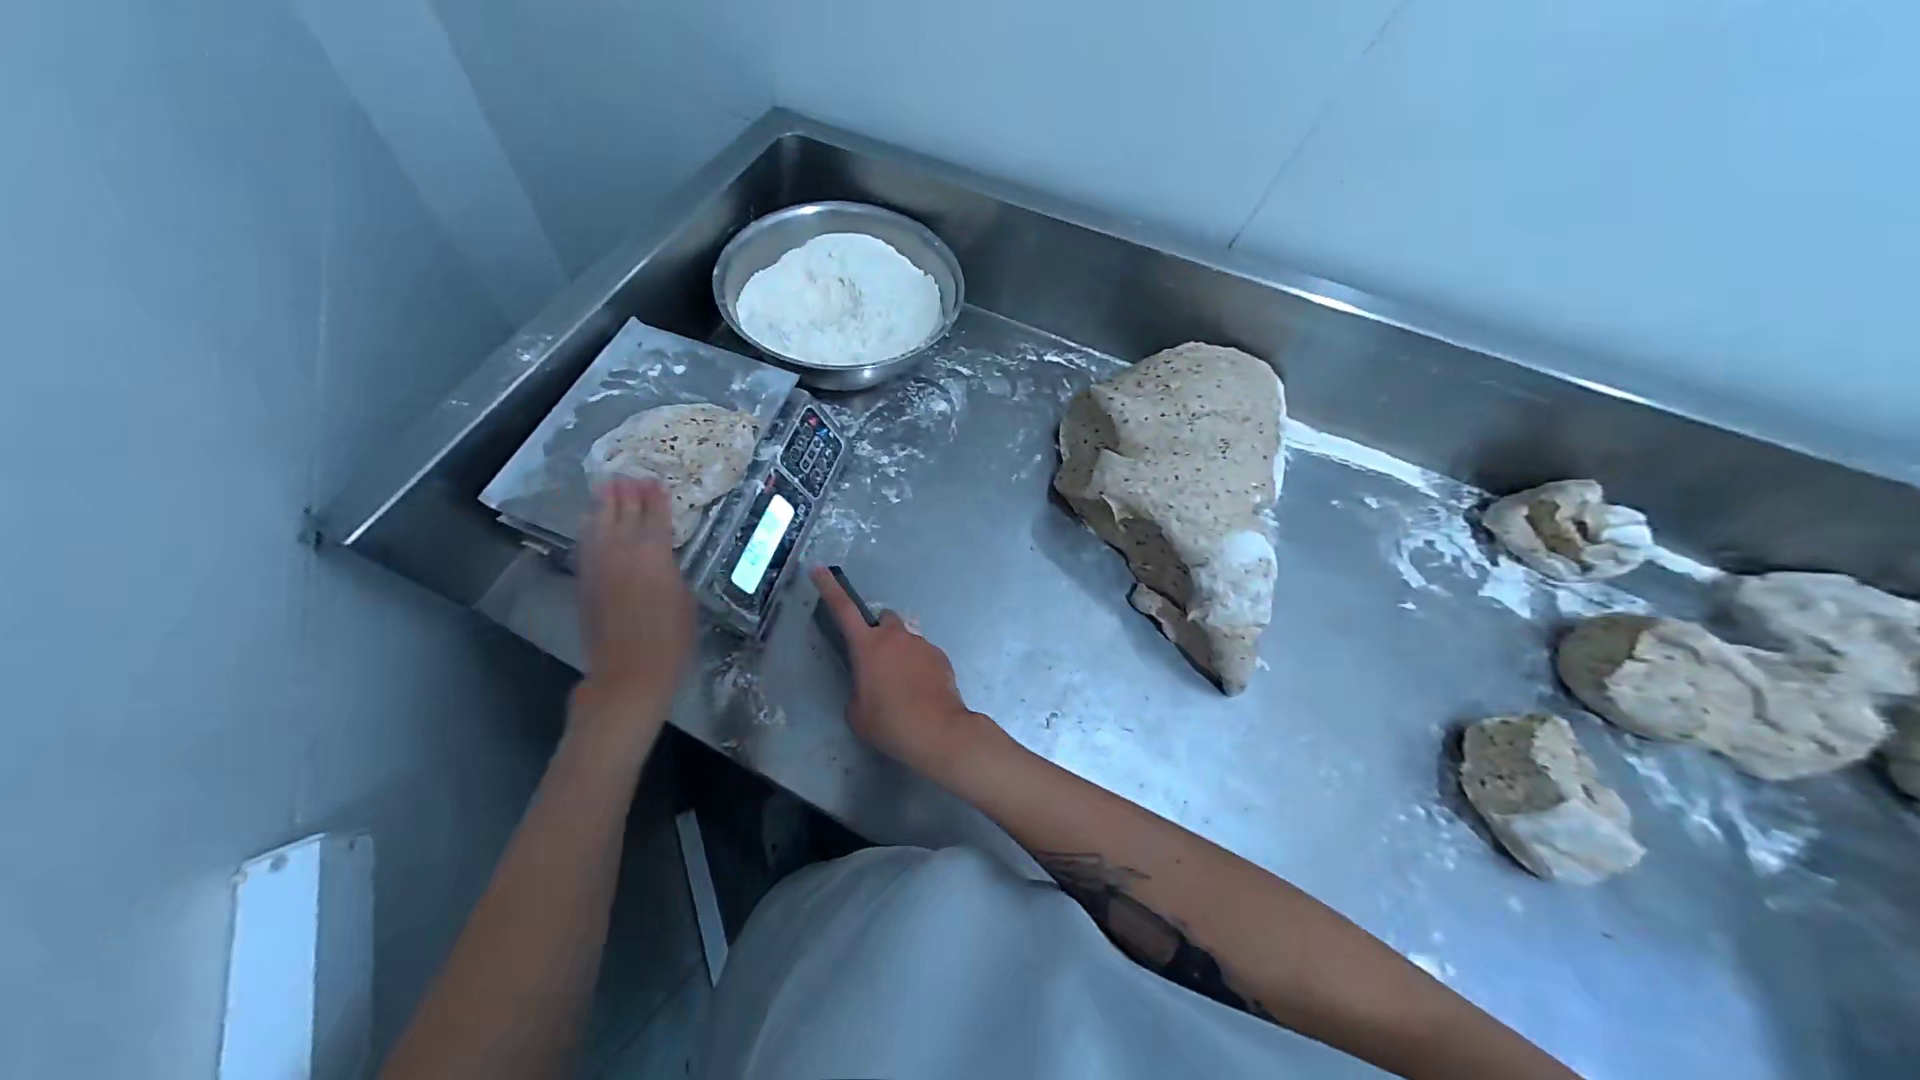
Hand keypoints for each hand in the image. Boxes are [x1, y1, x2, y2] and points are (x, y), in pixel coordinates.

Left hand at [575, 478, 696, 723]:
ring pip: (598, 523)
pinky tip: (592, 522)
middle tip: (629, 475)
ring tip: (608, 488)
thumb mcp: (685, 598)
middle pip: (623, 512)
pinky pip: (586, 542)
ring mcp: (599, 564)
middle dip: (627, 493)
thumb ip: (671, 569)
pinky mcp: (585, 579)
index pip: (655, 516)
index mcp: (654, 554)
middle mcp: (623, 551)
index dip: (656, 498)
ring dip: (604, 504)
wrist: (630, 670)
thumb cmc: (672, 638)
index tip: (656, 481)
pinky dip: (590, 527)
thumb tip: (662, 555)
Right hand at [810, 566, 1003, 780]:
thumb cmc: (889, 723)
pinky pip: (924, 655)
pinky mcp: (942, 657)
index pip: (843, 609)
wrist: (938, 732)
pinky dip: (919, 667)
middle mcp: (896, 638)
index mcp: (868, 646)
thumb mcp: (857, 712)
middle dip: (879, 631)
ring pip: (907, 640)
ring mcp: (922, 645)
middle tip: (878, 659)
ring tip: (904, 687)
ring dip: (901, 654)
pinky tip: (921, 692)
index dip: (829, 589)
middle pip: (884, 619)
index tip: (820, 570)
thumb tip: (870, 686)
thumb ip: (858, 690)